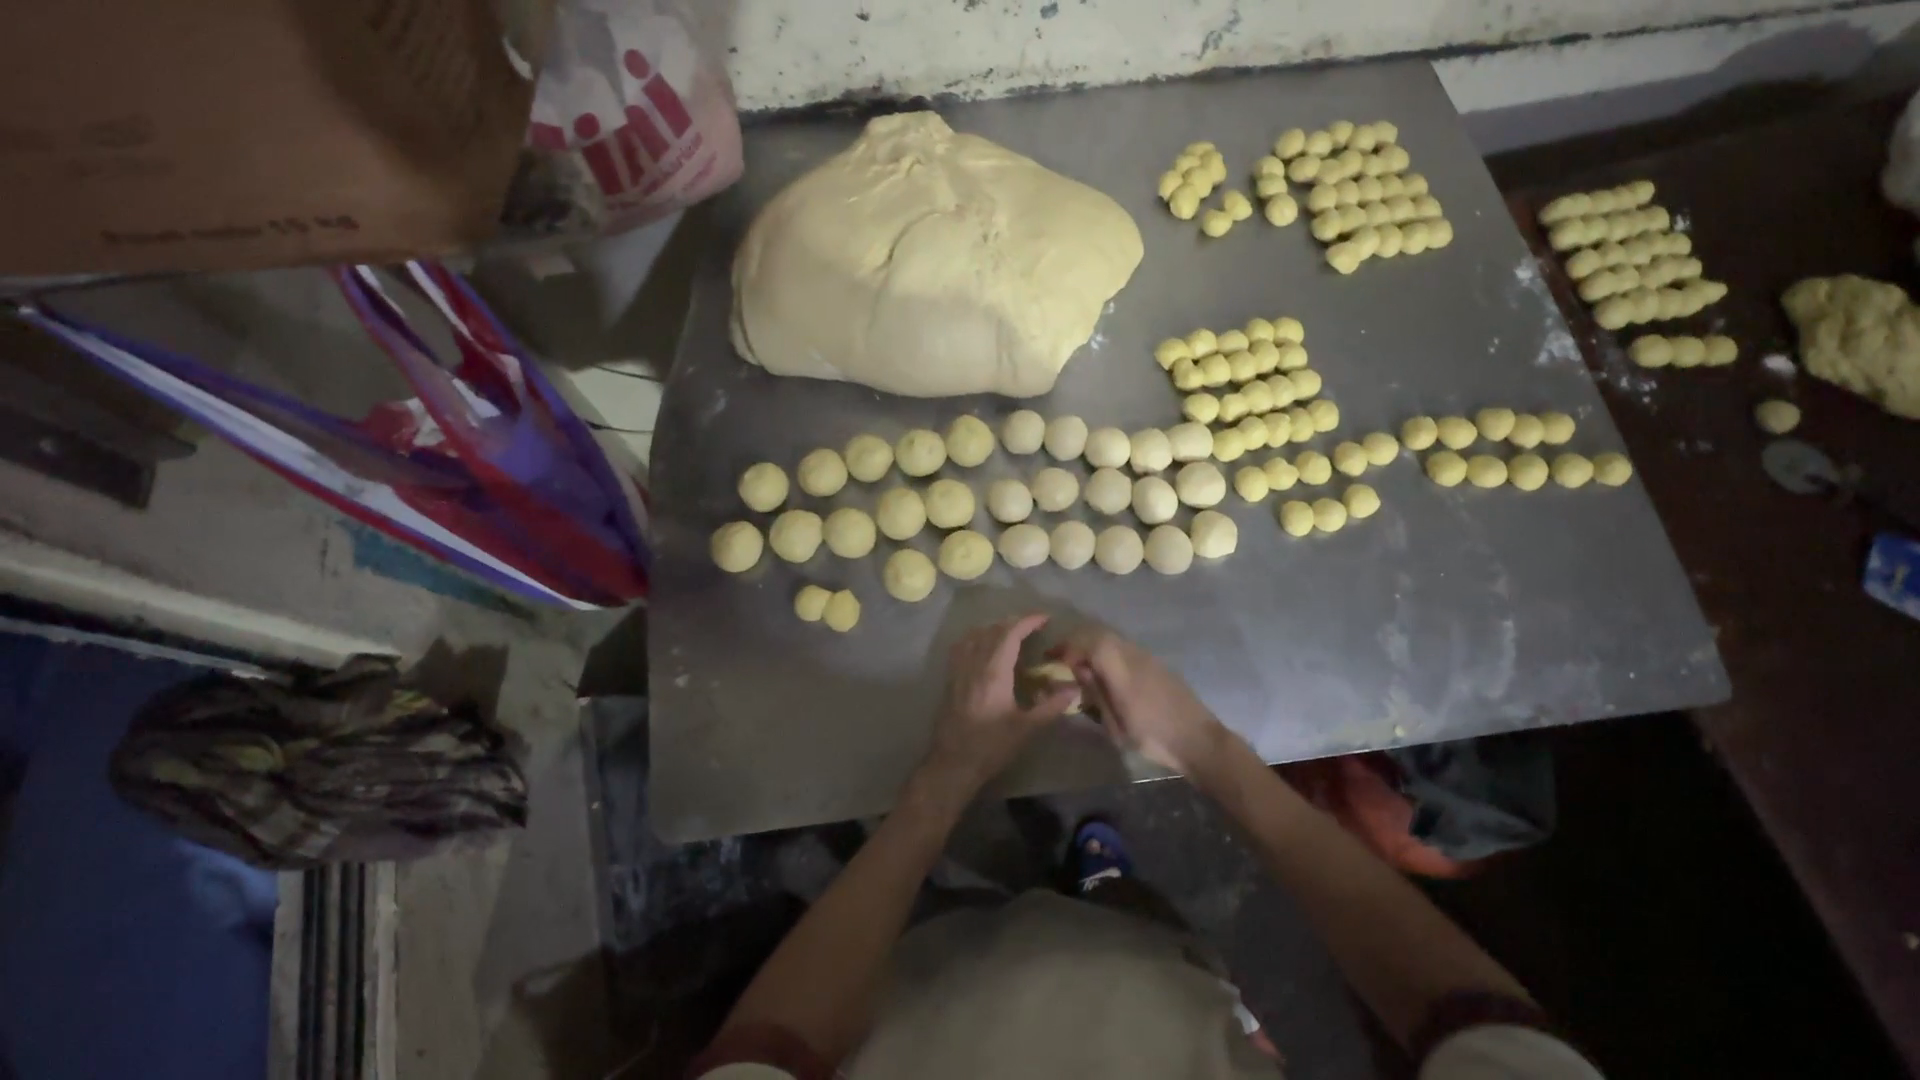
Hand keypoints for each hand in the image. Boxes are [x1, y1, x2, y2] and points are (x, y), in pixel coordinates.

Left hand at [916, 614, 1077, 805]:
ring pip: (975, 635)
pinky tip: (984, 647)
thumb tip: (1074, 688)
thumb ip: (1052, 706)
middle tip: (1033, 627)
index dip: (1028, 621)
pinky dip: (976, 638)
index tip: (1045, 619)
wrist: (953, 763)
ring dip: (994, 628)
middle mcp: (974, 664)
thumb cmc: (991, 746)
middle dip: (1014, 623)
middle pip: (992, 630)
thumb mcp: (1026, 728)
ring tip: (1011, 634)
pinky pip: (962, 646)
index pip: (1010, 634)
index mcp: (994, 672)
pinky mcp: (950, 679)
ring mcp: (958, 670)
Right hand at [1054, 626, 1237, 778]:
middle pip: (1100, 634)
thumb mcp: (1116, 725)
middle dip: (1077, 643)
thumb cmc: (1154, 738)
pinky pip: (1126, 649)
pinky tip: (1106, 674)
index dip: (1069, 646)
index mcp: (1122, 671)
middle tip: (1061, 659)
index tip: (1054, 659)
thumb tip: (1079, 670)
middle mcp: (1135, 656)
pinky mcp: (1157, 664)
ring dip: (1093, 647)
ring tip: (1081, 667)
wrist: (1198, 740)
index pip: (1091, 642)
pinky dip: (1109, 654)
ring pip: (1113, 640)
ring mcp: (1148, 657)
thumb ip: (1096, 693)